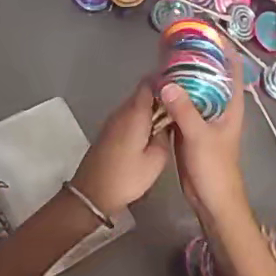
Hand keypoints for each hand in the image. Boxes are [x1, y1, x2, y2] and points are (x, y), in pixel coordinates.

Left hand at [70, 82, 172, 214]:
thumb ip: (164, 135)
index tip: (183, 87)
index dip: (166, 81)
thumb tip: (168, 123)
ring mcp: (112, 122)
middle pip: (143, 94)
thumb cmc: (126, 177)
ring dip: (152, 109)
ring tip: (172, 118)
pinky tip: (153, 131)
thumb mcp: (156, 160)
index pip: (149, 83)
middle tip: (182, 104)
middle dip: (162, 96)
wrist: (92, 193)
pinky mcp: (108, 133)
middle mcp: (121, 111)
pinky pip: (129, 118)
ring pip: (135, 106)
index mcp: (135, 113)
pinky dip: (142, 119)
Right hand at [157, 54, 247, 223]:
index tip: (202, 30)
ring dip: (181, 75)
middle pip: (210, 74)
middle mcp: (220, 106)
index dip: (221, 46)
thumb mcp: (199, 136)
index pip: (231, 66)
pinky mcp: (191, 128)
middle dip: (195, 57)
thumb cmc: (214, 167)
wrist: (211, 198)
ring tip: (162, 57)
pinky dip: (171, 94)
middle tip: (174, 41)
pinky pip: (181, 104)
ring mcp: (205, 117)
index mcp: (231, 104)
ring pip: (194, 89)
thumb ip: (183, 109)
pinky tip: (156, 86)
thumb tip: (165, 82)